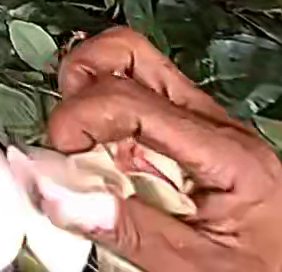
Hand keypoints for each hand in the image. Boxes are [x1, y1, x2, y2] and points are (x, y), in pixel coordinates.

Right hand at [44, 28, 281, 271]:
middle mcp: (215, 125)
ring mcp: (205, 129)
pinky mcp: (195, 143)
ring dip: (92, 94)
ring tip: (82, 148)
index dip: (80, 115)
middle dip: (82, 74)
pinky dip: (107, 122)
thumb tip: (54, 193)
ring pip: (132, 67)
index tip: (56, 150)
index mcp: (227, 152)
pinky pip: (138, 104)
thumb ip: (127, 230)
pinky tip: (106, 166)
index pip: (132, 98)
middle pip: (130, 52)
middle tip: (66, 128)